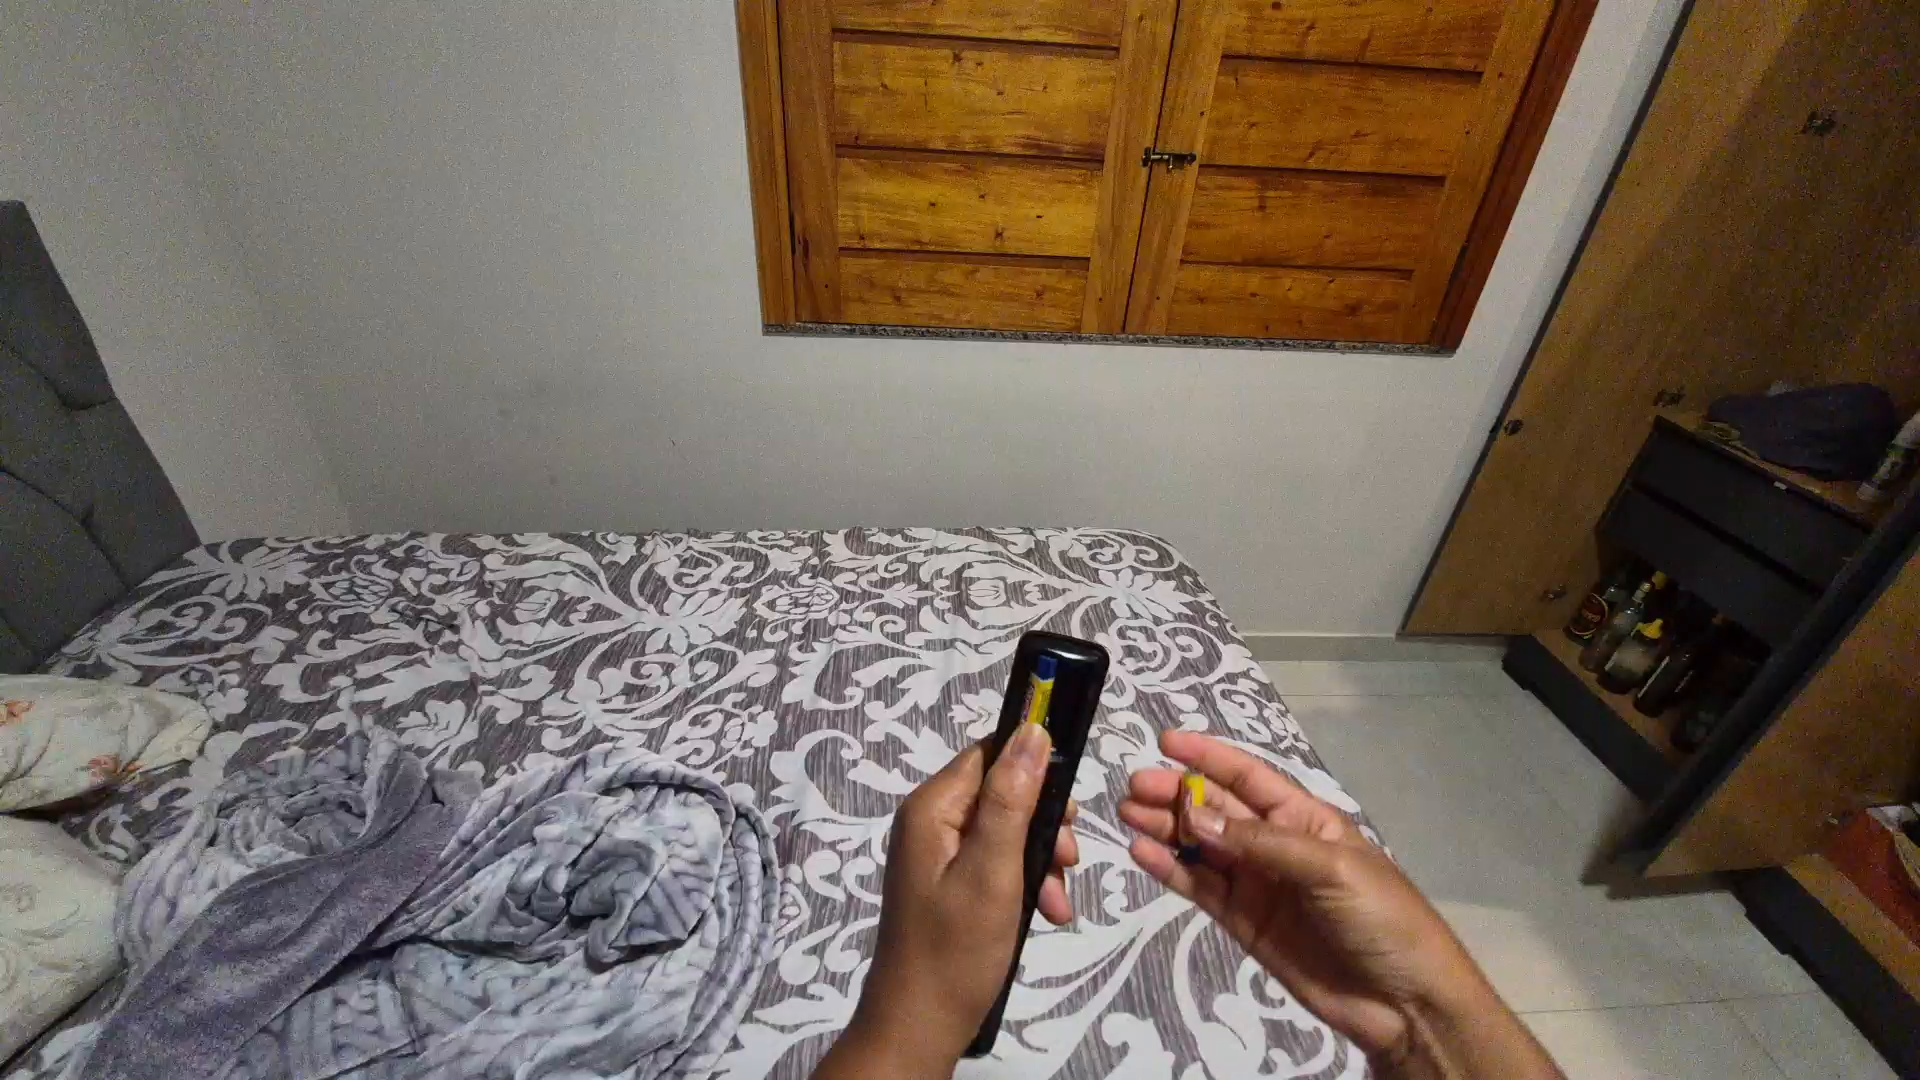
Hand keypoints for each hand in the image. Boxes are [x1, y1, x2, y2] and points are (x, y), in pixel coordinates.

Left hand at [817, 724, 1078, 1078]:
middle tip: (1071, 856)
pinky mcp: (949, 878)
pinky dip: (1024, 879)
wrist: (919, 1028)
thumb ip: (1012, 799)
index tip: (1070, 801)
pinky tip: (1049, 911)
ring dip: (1039, 856)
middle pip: (1001, 791)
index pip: (989, 754)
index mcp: (932, 806)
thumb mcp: (993, 870)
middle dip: (1042, 821)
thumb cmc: (956, 948)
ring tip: (1060, 896)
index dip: (1032, 765)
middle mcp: (930, 819)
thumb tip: (1032, 729)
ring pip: (1004, 828)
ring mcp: (938, 850)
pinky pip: (995, 859)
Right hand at [1121, 731, 1516, 1069]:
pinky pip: (1198, 887)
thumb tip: (1194, 816)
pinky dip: (1168, 869)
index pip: (1246, 775)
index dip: (1207, 756)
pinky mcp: (1241, 920)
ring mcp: (1253, 881)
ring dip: (1164, 827)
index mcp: (1300, 816)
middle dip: (1175, 792)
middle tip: (1135, 786)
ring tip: (1128, 814)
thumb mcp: (1330, 867)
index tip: (1164, 742)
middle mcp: (1270, 841)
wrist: (1407, 1007)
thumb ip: (1259, 842)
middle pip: (1213, 807)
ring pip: (1198, 844)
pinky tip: (1142, 853)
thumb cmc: (1382, 917)